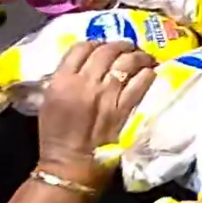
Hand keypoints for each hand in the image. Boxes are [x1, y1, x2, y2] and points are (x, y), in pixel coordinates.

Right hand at [37, 41, 157, 187]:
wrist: (73, 159)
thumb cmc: (58, 132)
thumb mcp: (50, 100)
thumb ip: (66, 79)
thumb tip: (87, 62)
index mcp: (61, 81)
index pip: (80, 48)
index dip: (96, 43)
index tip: (104, 46)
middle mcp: (85, 83)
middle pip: (107, 50)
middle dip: (122, 45)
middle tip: (129, 48)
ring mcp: (108, 94)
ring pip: (128, 61)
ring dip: (139, 55)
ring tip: (144, 57)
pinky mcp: (126, 105)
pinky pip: (142, 81)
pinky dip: (149, 73)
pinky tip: (151, 72)